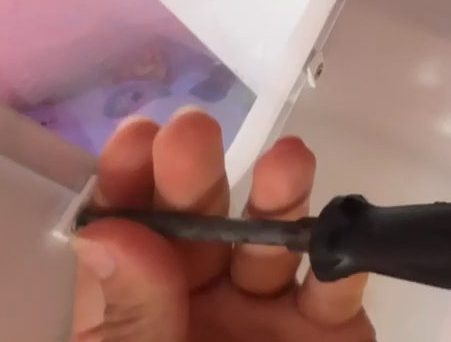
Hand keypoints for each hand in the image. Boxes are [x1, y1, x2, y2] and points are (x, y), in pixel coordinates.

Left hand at [71, 109, 375, 341]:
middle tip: (193, 129)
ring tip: (289, 158)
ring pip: (275, 244)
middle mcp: (204, 310)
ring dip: (280, 195)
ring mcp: (271, 319)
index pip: (127, 247)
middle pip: (201, 231)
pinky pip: (339, 285)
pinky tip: (339, 231)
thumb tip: (107, 235)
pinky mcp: (331, 328)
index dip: (129, 191)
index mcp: (140, 325)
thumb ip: (129, 325)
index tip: (136, 138)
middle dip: (196, 176)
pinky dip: (344, 256)